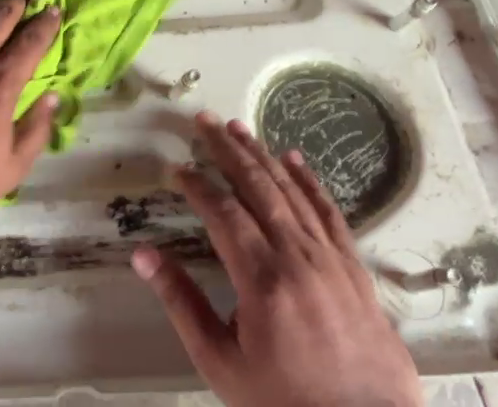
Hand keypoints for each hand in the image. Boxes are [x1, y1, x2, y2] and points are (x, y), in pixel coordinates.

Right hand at [133, 112, 421, 406]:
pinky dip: (311, 183)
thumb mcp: (220, 362)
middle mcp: (299, 258)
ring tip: (239, 128)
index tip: (177, 169)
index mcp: (262, 279)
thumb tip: (141, 254)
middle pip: (258, 188)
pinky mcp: (356, 270)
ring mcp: (332, 261)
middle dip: (228, 150)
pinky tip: (296, 161)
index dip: (197, 185)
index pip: (223, 212)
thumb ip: (180, 303)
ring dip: (263, 156)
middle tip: (204, 120)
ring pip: (293, 193)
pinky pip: (331, 214)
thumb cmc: (283, 401)